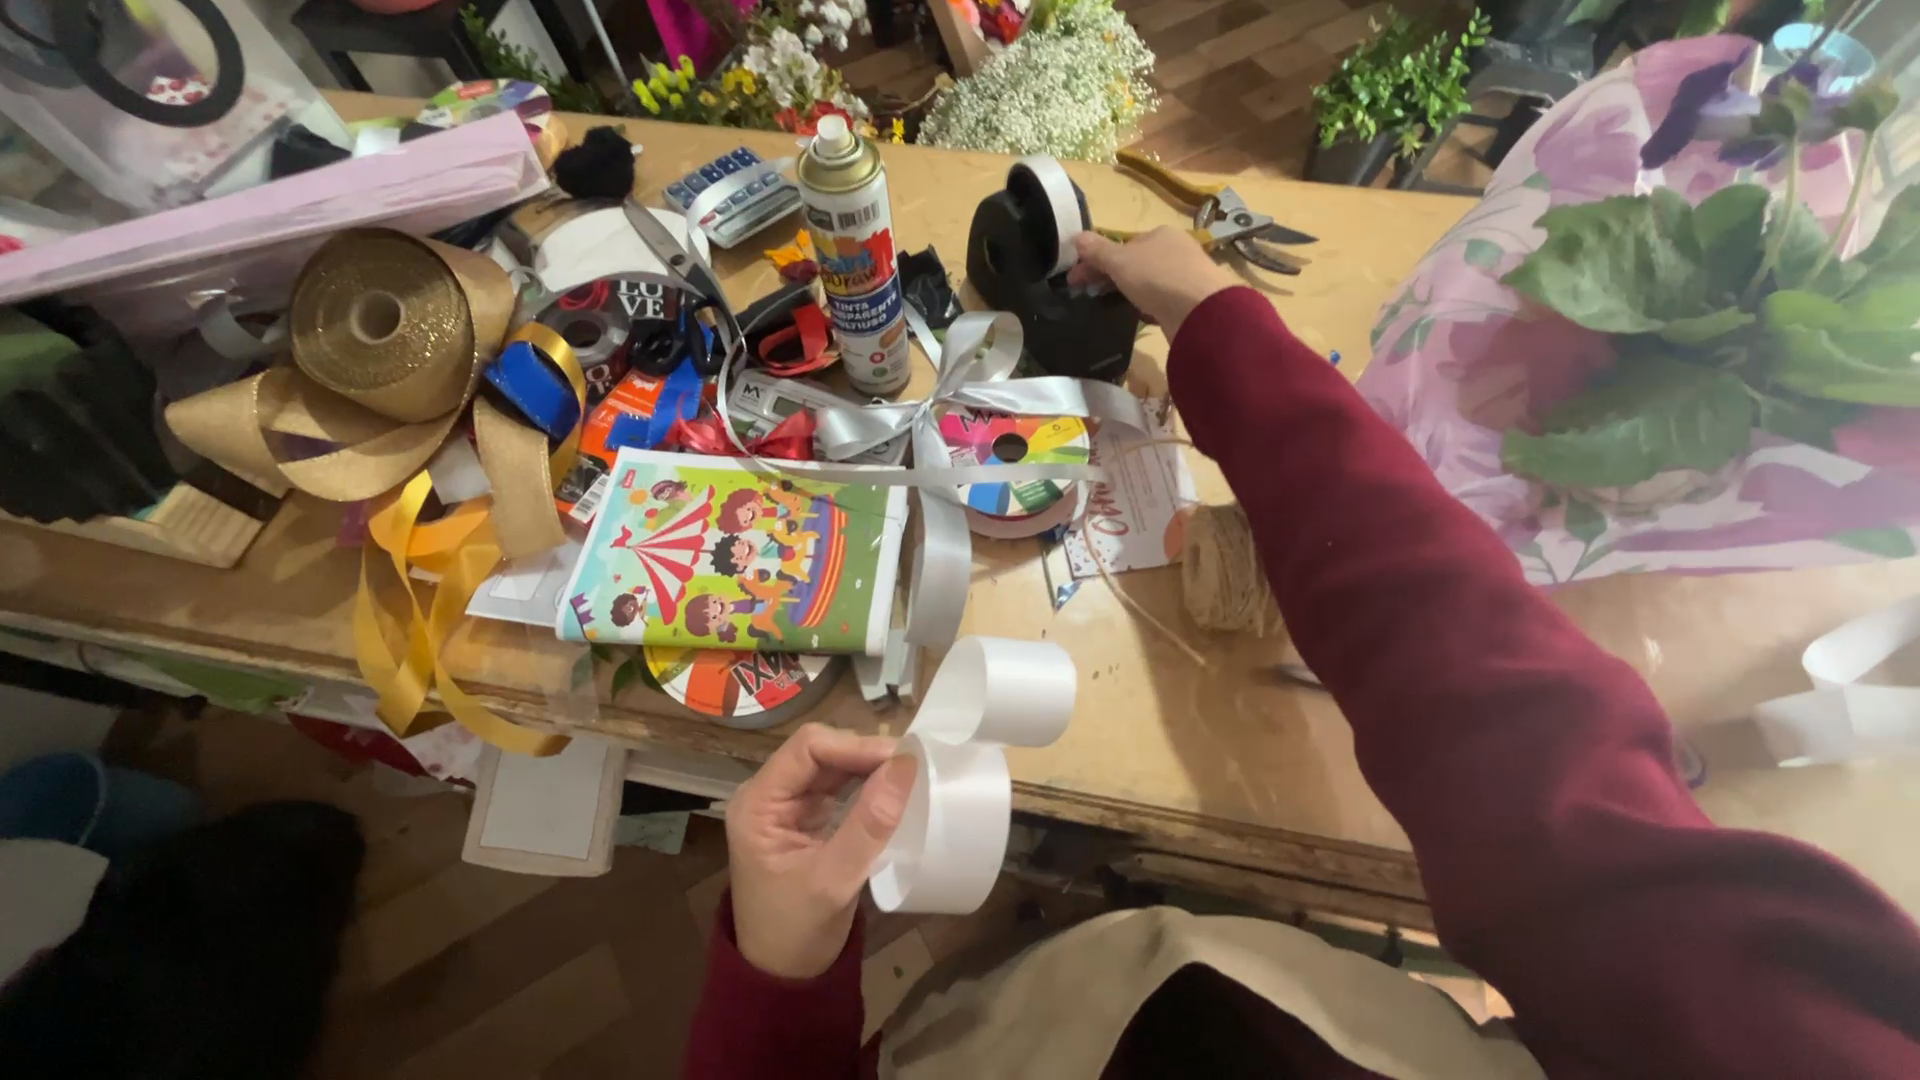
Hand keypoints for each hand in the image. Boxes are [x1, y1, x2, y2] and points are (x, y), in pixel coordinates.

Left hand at [726, 724, 917, 978]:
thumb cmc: (796, 932)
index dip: (854, 745)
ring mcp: (787, 804)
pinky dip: (867, 781)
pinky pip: (840, 784)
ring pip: (833, 763)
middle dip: (865, 752)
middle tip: (912, 765)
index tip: (900, 759)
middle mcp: (768, 794)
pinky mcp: (807, 815)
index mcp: (758, 803)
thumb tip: (905, 767)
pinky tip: (893, 788)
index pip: (807, 747)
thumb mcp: (834, 881)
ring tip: (908, 773)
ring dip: (869, 765)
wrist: (782, 975)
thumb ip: (868, 824)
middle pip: (820, 750)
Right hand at [1067, 228, 1238, 338]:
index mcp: (1159, 234)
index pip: (1122, 245)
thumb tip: (1076, 237)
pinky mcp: (1191, 300)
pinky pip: (1161, 299)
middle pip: (1134, 263)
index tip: (1075, 281)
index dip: (1096, 261)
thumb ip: (1097, 251)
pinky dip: (1147, 305)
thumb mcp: (1120, 261)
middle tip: (1089, 295)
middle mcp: (1175, 250)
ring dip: (1128, 291)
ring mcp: (1186, 275)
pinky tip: (1138, 315)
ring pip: (1148, 281)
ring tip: (1111, 306)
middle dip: (1110, 276)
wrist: (1200, 310)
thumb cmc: (1157, 277)